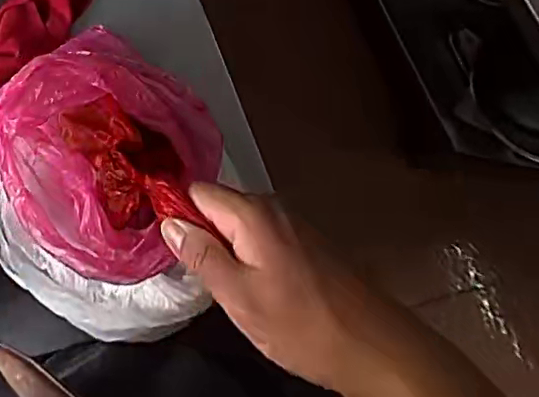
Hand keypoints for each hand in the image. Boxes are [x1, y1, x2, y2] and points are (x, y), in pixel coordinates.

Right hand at [162, 182, 492, 396]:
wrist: (375, 346)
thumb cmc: (303, 325)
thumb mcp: (240, 298)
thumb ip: (201, 255)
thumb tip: (169, 221)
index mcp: (251, 213)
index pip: (197, 191)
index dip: (175, 210)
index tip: (162, 239)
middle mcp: (270, 206)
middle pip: (218, 204)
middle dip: (200, 231)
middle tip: (191, 272)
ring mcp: (290, 222)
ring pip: (239, 222)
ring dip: (224, 245)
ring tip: (219, 284)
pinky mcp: (305, 241)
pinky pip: (260, 234)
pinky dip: (247, 252)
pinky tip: (252, 286)